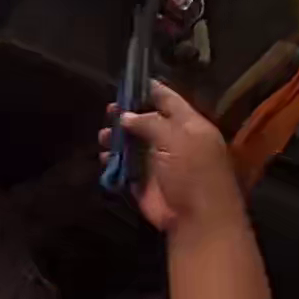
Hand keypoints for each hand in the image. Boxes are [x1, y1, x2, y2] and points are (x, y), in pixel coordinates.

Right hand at [99, 80, 241, 237]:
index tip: (129, 79)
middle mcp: (171, 140)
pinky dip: (112, 161)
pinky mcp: (142, 181)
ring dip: (116, 137)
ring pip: (131, 143)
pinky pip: (122, 166)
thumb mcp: (176, 139)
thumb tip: (125, 116)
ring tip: (103, 135)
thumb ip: (150, 123)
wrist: (196, 218)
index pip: (168, 99)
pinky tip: (105, 157)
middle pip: (146, 120)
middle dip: (127, 114)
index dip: (150, 89)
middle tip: (110, 109)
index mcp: (188, 125)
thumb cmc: (193, 173)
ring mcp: (155, 161)